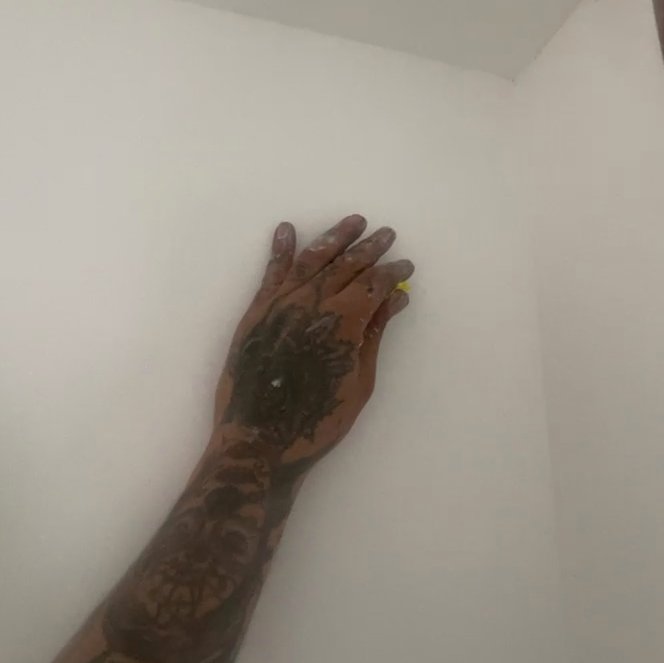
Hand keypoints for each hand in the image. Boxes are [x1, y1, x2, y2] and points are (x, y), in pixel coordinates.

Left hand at [212, 215, 412, 464]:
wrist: (259, 440)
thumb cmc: (319, 420)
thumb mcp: (360, 380)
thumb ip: (374, 334)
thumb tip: (395, 299)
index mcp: (343, 322)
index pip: (374, 284)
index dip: (393, 273)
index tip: (406, 266)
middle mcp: (313, 303)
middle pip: (347, 264)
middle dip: (371, 248)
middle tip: (387, 234)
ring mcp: (282, 304)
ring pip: (312, 259)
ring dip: (335, 238)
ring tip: (353, 222)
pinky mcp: (257, 311)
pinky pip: (271, 272)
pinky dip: (280, 249)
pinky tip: (287, 231)